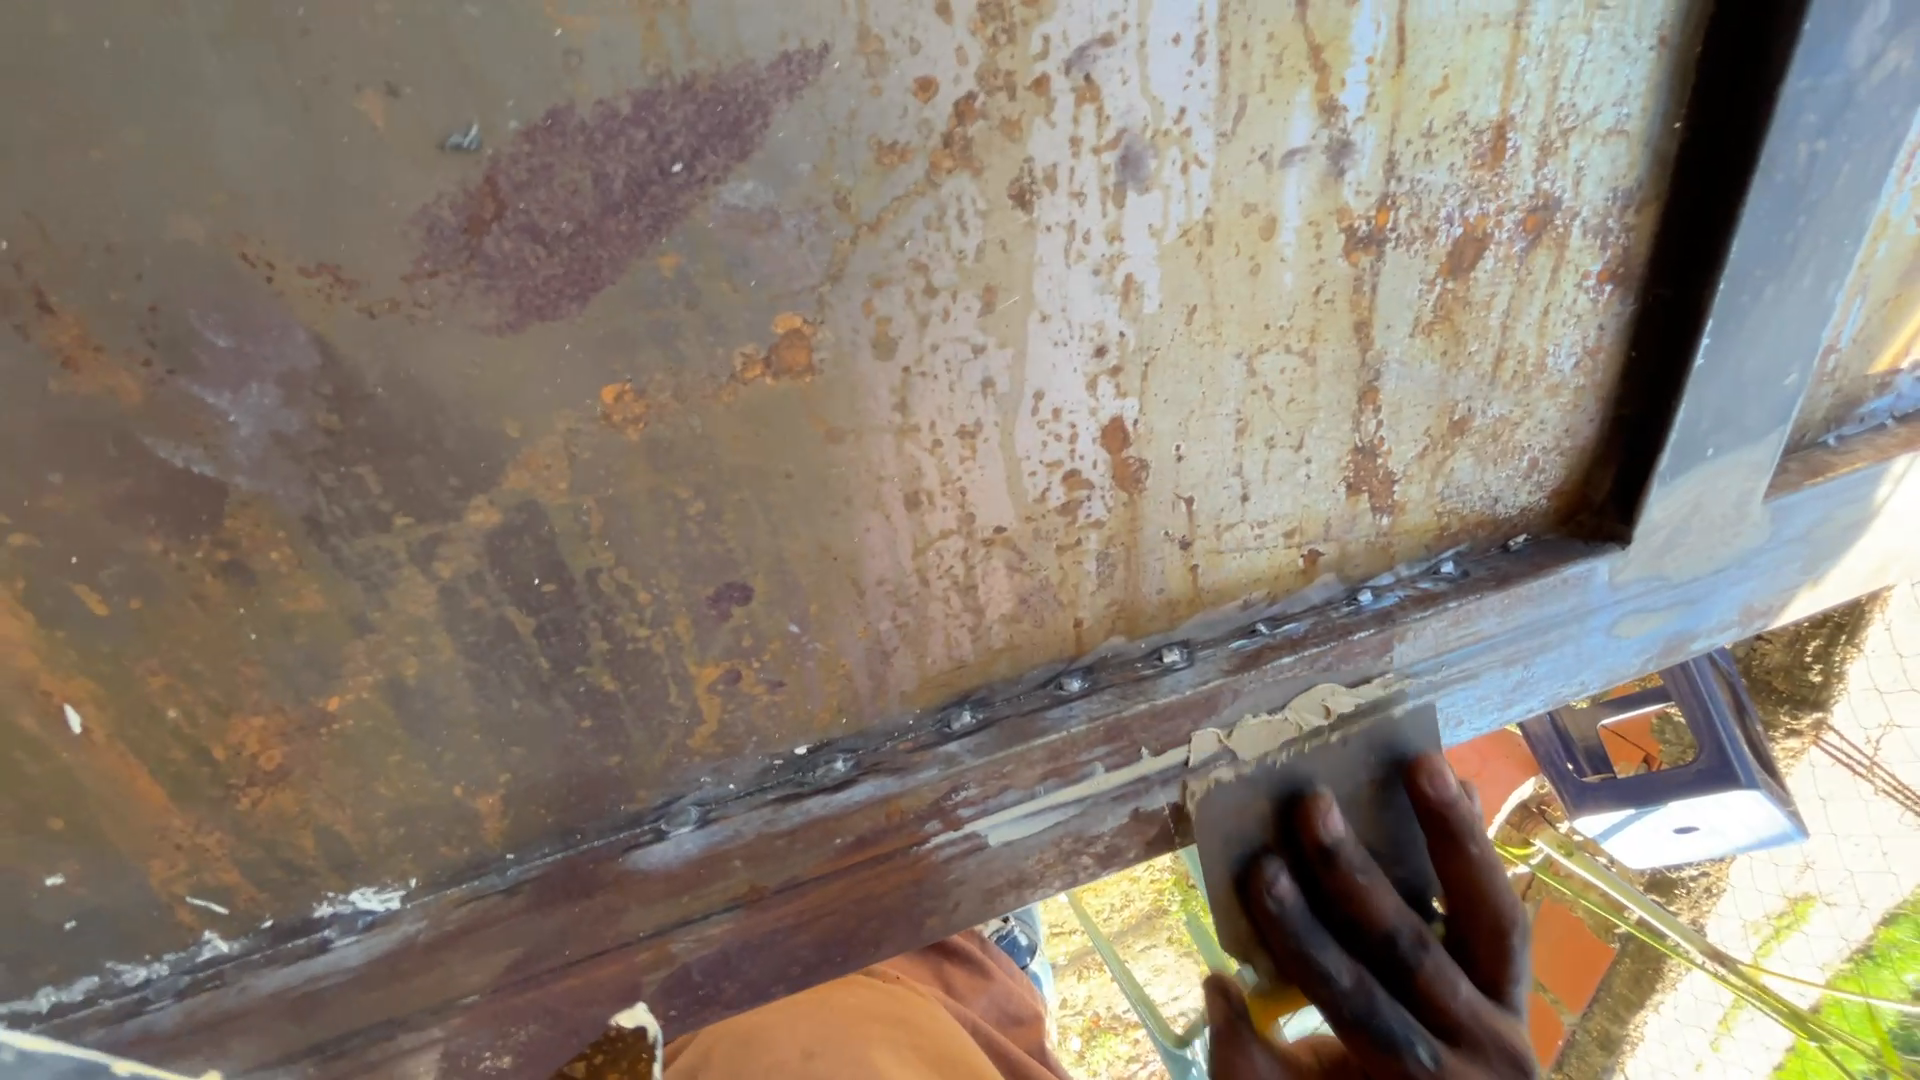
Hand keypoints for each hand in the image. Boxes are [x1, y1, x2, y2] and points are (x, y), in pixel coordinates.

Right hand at [1204, 752, 1536, 1078]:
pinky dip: (1476, 846)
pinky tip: (1455, 785)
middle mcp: (1481, 1051)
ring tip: (1425, 764)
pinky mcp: (1512, 981)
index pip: (1352, 998)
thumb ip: (1249, 1063)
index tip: (1259, 869)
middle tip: (1312, 803)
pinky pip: (1498, 909)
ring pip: (1490, 918)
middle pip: (1413, 952)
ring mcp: (1510, 1011)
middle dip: (1355, 875)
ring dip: (1454, 835)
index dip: (1303, 936)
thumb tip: (1218, 984)